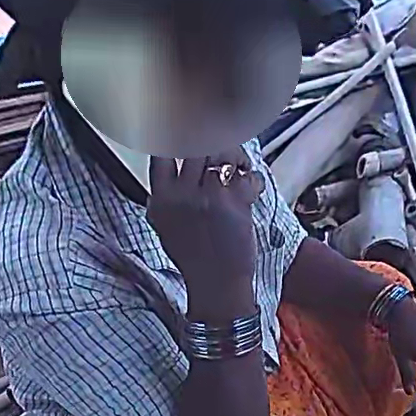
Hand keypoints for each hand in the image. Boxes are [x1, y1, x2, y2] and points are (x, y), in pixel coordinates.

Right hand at [148, 150, 259, 318]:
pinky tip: (252, 190)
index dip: (176, 134)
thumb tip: (171, 161)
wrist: (216, 285)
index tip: (191, 130)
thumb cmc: (195, 256)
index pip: (162, 152)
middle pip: (195, 145)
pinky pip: (247, 176)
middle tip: (225, 148)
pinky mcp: (233, 204)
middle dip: (214, 141)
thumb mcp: (166, 226)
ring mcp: (206, 198)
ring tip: (240, 166)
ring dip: (236, 155)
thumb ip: (166, 196)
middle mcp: (180, 196)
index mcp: (160, 200)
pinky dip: (254, 181)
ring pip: (221, 153)